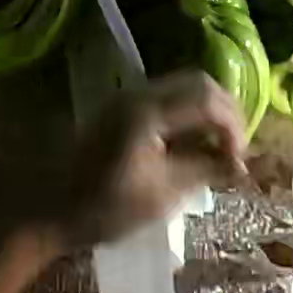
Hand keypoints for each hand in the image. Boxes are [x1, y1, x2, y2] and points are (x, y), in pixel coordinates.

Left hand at [49, 73, 247, 247]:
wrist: (51, 209)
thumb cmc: (105, 208)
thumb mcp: (162, 195)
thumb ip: (205, 170)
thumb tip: (241, 165)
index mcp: (148, 111)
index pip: (206, 99)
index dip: (232, 125)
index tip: (239, 159)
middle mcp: (140, 92)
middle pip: (199, 82)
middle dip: (225, 112)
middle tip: (235, 148)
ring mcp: (130, 95)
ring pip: (185, 86)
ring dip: (209, 110)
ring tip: (219, 146)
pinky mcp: (126, 105)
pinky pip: (170, 96)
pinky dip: (190, 113)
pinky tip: (195, 142)